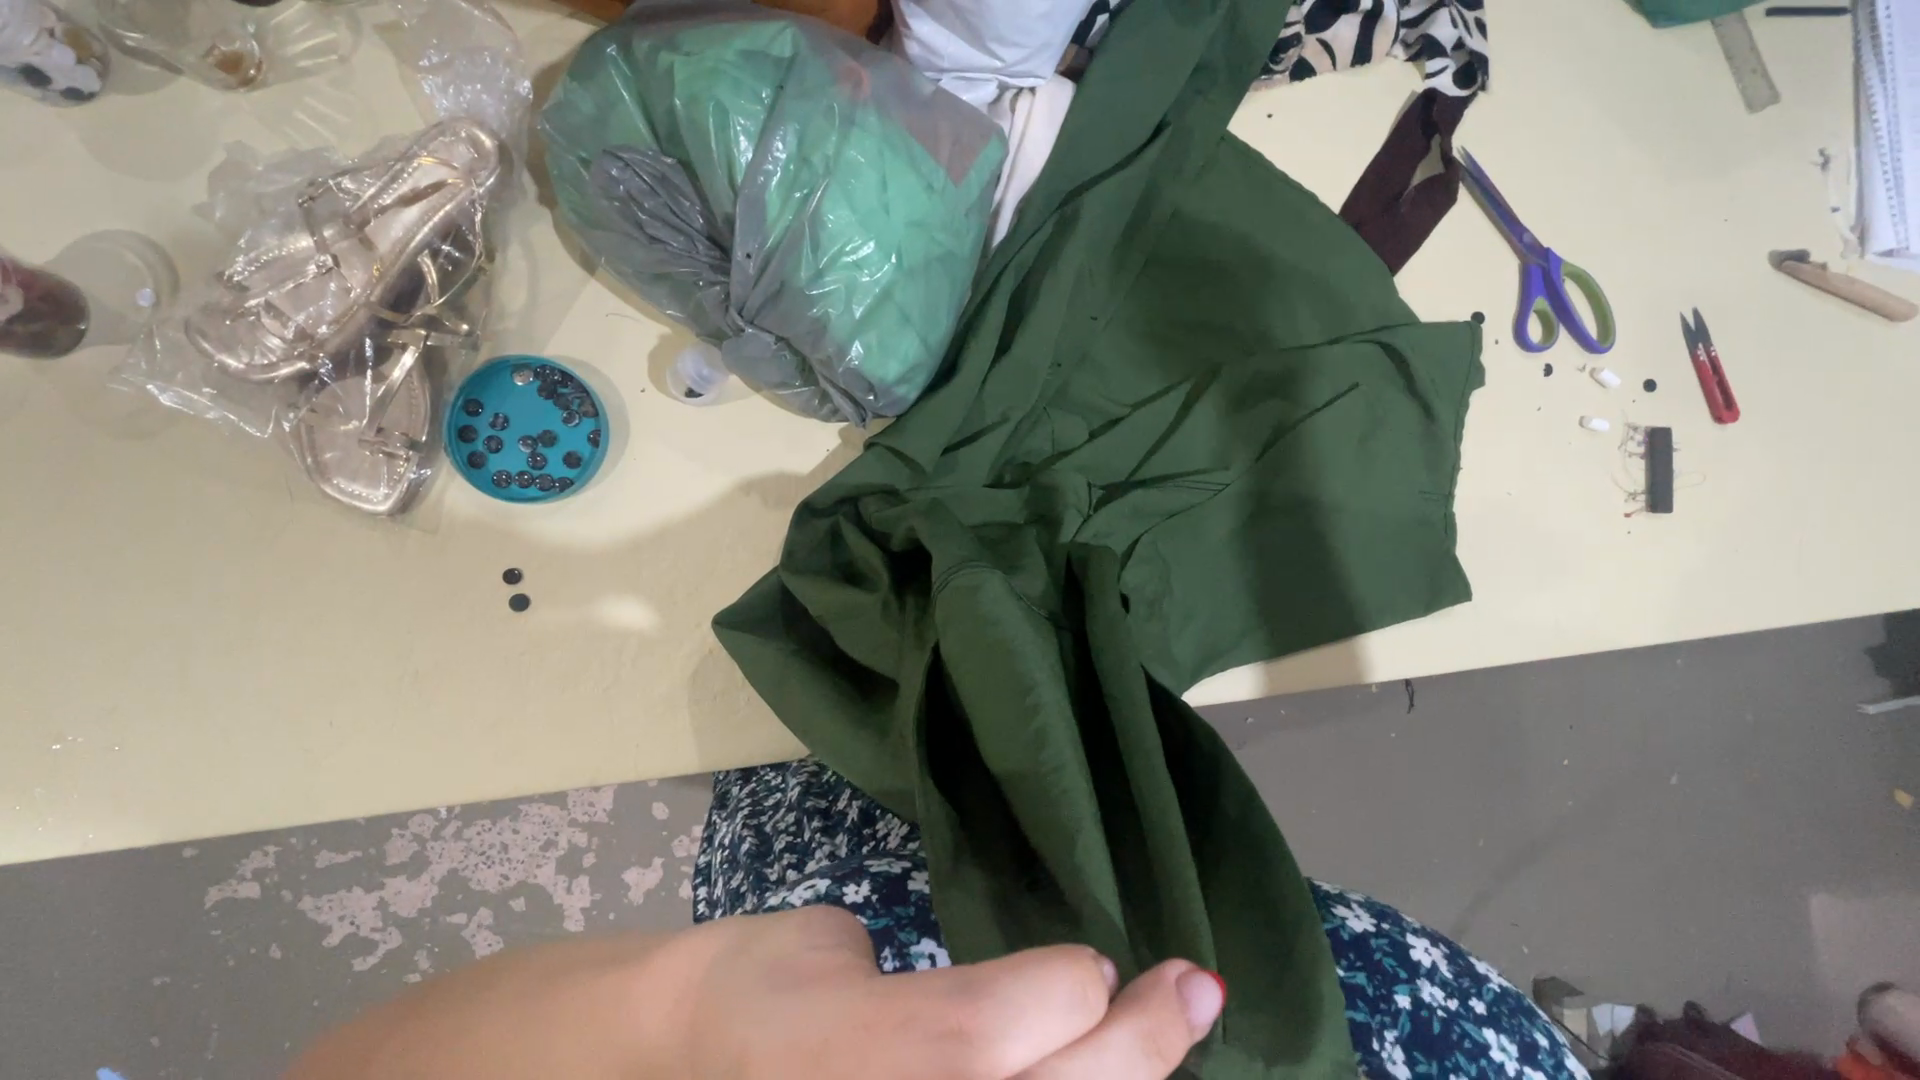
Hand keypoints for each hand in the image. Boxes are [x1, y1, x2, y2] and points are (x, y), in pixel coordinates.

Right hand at [286, 904, 1225, 1079]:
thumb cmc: (712, 997)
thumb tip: (991, 991)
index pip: (1038, 1010)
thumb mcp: (807, 947)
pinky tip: (1095, 1076)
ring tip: (1180, 1023)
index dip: (1076, 976)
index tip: (1085, 958)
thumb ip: (900, 975)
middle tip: (1194, 983)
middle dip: (1152, 1033)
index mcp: (885, 1049)